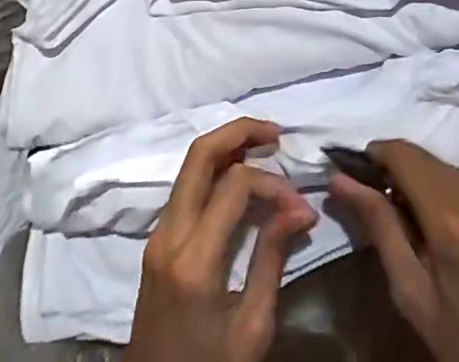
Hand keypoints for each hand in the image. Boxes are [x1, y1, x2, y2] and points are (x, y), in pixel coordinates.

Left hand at [127, 118, 318, 361]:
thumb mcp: (252, 327)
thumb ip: (273, 258)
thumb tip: (300, 208)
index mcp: (193, 259)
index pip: (236, 185)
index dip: (275, 185)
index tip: (301, 211)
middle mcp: (168, 235)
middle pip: (199, 155)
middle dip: (240, 131)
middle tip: (277, 133)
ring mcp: (157, 235)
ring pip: (190, 165)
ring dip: (228, 146)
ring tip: (266, 147)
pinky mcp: (158, 241)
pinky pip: (187, 187)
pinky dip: (216, 169)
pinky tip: (244, 176)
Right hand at [328, 141, 458, 361]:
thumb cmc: (458, 330)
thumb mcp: (408, 287)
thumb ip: (378, 225)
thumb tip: (340, 179)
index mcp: (451, 215)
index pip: (405, 155)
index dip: (376, 154)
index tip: (354, 170)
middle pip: (423, 158)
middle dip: (395, 172)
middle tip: (376, 203)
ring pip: (441, 166)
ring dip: (418, 181)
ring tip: (408, 220)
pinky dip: (442, 190)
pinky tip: (439, 223)